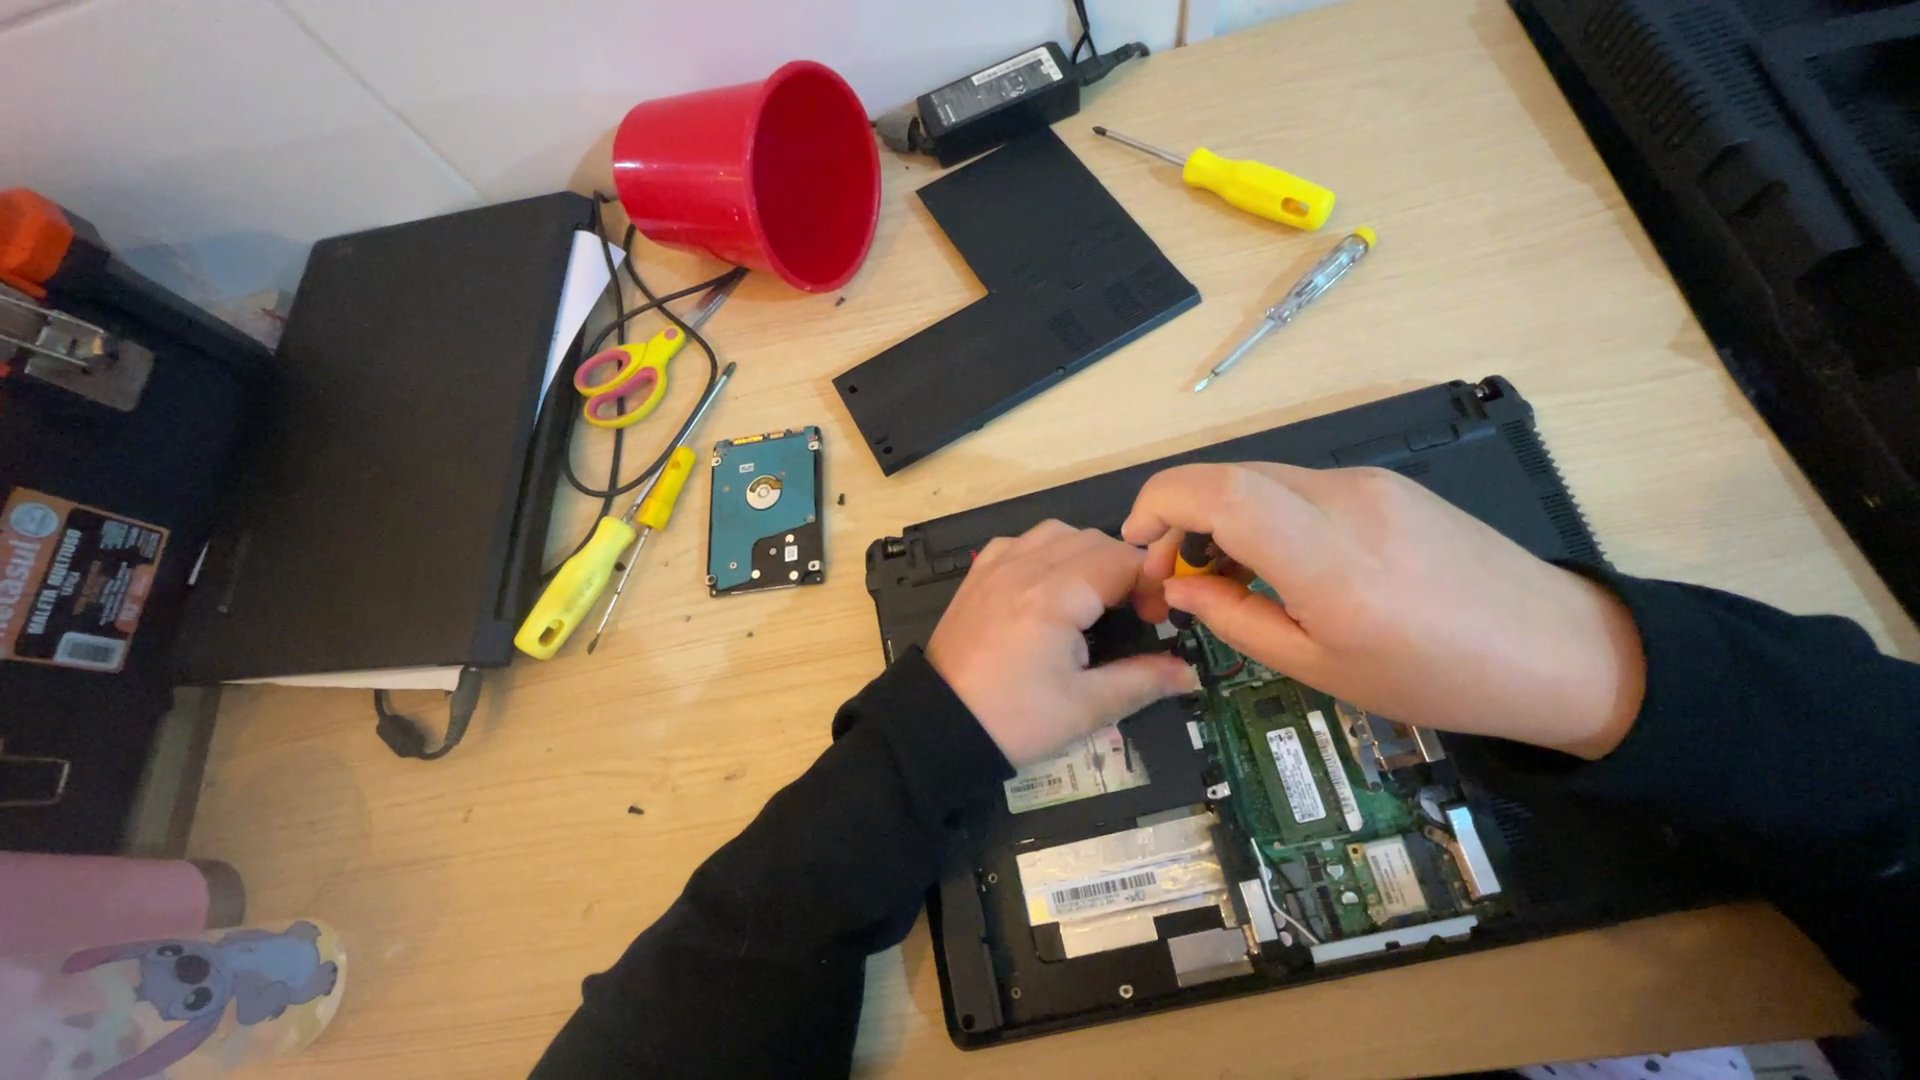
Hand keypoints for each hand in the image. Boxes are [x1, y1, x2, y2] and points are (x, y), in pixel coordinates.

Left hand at [926, 520, 1199, 765]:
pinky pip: (1020, 542)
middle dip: (1124, 569)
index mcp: (1054, 596)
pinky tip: (1048, 588)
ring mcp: (995, 566)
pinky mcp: (977, 576)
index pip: (1122, 560)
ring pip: (1057, 532)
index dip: (1151, 584)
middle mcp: (1024, 566)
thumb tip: (1188, 673)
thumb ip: (1143, 682)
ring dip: (1086, 555)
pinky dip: (1045, 553)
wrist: (938, 726)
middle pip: (1094, 540)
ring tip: (1092, 599)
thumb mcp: (1085, 708)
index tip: (1156, 619)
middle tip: (1132, 615)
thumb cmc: (1014, 720)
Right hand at [1124, 464, 1645, 758]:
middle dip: (1177, 516)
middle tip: (1171, 576)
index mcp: (1327, 558)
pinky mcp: (1382, 483)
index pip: (1218, 492)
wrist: (1559, 651)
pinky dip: (1257, 514)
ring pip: (1258, 478)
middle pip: (1228, 476)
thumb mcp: (1319, 668)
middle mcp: (1342, 499)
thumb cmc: (1435, 679)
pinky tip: (1266, 560)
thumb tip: (1181, 588)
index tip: (1136, 545)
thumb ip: (1236, 620)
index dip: (1159, 504)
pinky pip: (1295, 486)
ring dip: (1216, 516)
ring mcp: (1366, 482)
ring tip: (1215, 574)